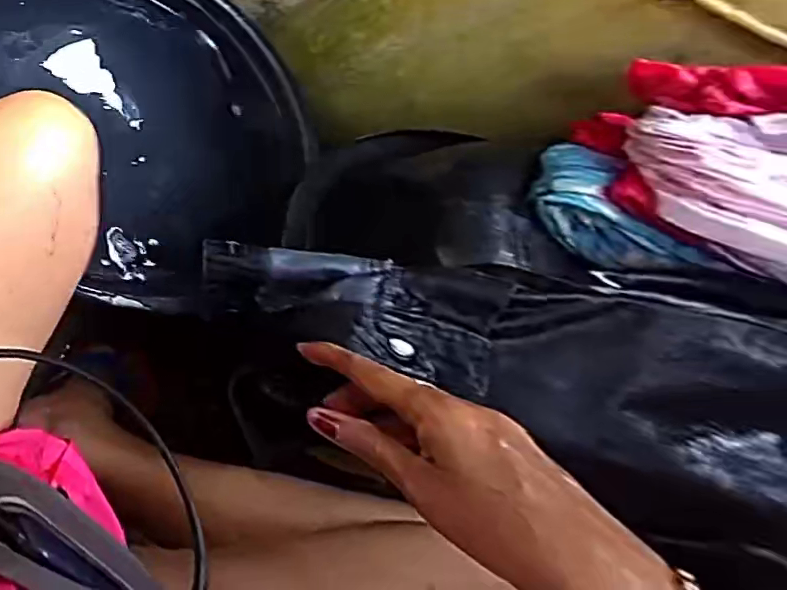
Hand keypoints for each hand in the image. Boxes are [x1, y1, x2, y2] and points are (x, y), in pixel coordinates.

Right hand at [299, 342, 673, 589]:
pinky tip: (419, 461)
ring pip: (427, 411)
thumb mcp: (421, 488)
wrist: (605, 579)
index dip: (334, 358)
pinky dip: (423, 434)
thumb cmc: (516, 536)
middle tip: (332, 417)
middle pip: (399, 390)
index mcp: (443, 412)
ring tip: (372, 447)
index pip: (372, 372)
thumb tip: (328, 419)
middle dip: (358, 399)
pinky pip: (455, 427)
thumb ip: (368, 445)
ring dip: (391, 421)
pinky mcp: (520, 452)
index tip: (310, 349)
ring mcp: (501, 431)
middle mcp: (473, 412)